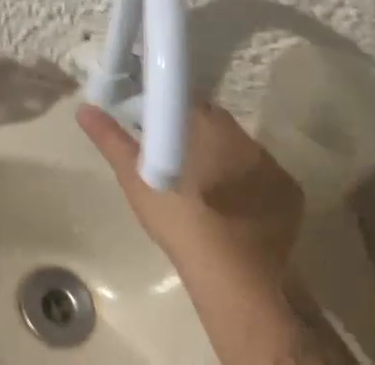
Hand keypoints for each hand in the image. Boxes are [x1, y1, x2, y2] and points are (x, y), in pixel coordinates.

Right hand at [76, 101, 303, 285]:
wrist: (234, 275)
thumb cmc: (179, 218)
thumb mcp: (134, 178)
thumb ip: (110, 139)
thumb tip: (84, 108)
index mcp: (202, 121)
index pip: (183, 98)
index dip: (166, 109)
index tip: (152, 125)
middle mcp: (240, 134)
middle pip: (212, 121)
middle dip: (193, 132)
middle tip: (171, 158)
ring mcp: (270, 163)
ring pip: (238, 148)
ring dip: (221, 157)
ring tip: (202, 186)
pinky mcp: (290, 191)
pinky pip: (262, 176)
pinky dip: (248, 184)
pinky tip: (233, 207)